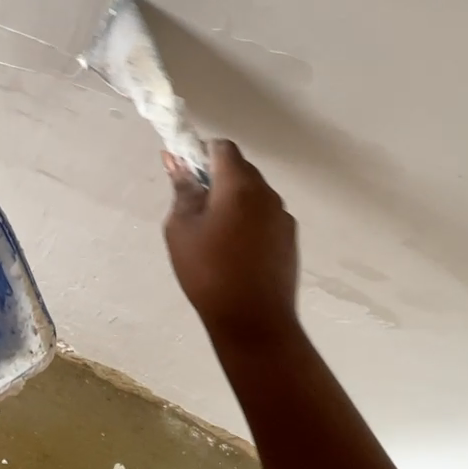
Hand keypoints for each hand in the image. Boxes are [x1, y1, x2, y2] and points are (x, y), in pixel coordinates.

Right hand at [163, 140, 299, 343]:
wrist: (254, 321)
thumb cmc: (207, 271)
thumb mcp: (181, 228)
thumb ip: (182, 189)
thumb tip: (177, 161)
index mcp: (238, 185)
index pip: (222, 147)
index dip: (201, 153)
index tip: (186, 174)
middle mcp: (266, 193)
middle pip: (240, 168)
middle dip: (217, 177)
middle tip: (195, 205)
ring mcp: (283, 216)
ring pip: (254, 193)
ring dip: (234, 199)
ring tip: (214, 233)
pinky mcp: (290, 239)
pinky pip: (265, 215)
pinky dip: (249, 219)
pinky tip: (235, 250)